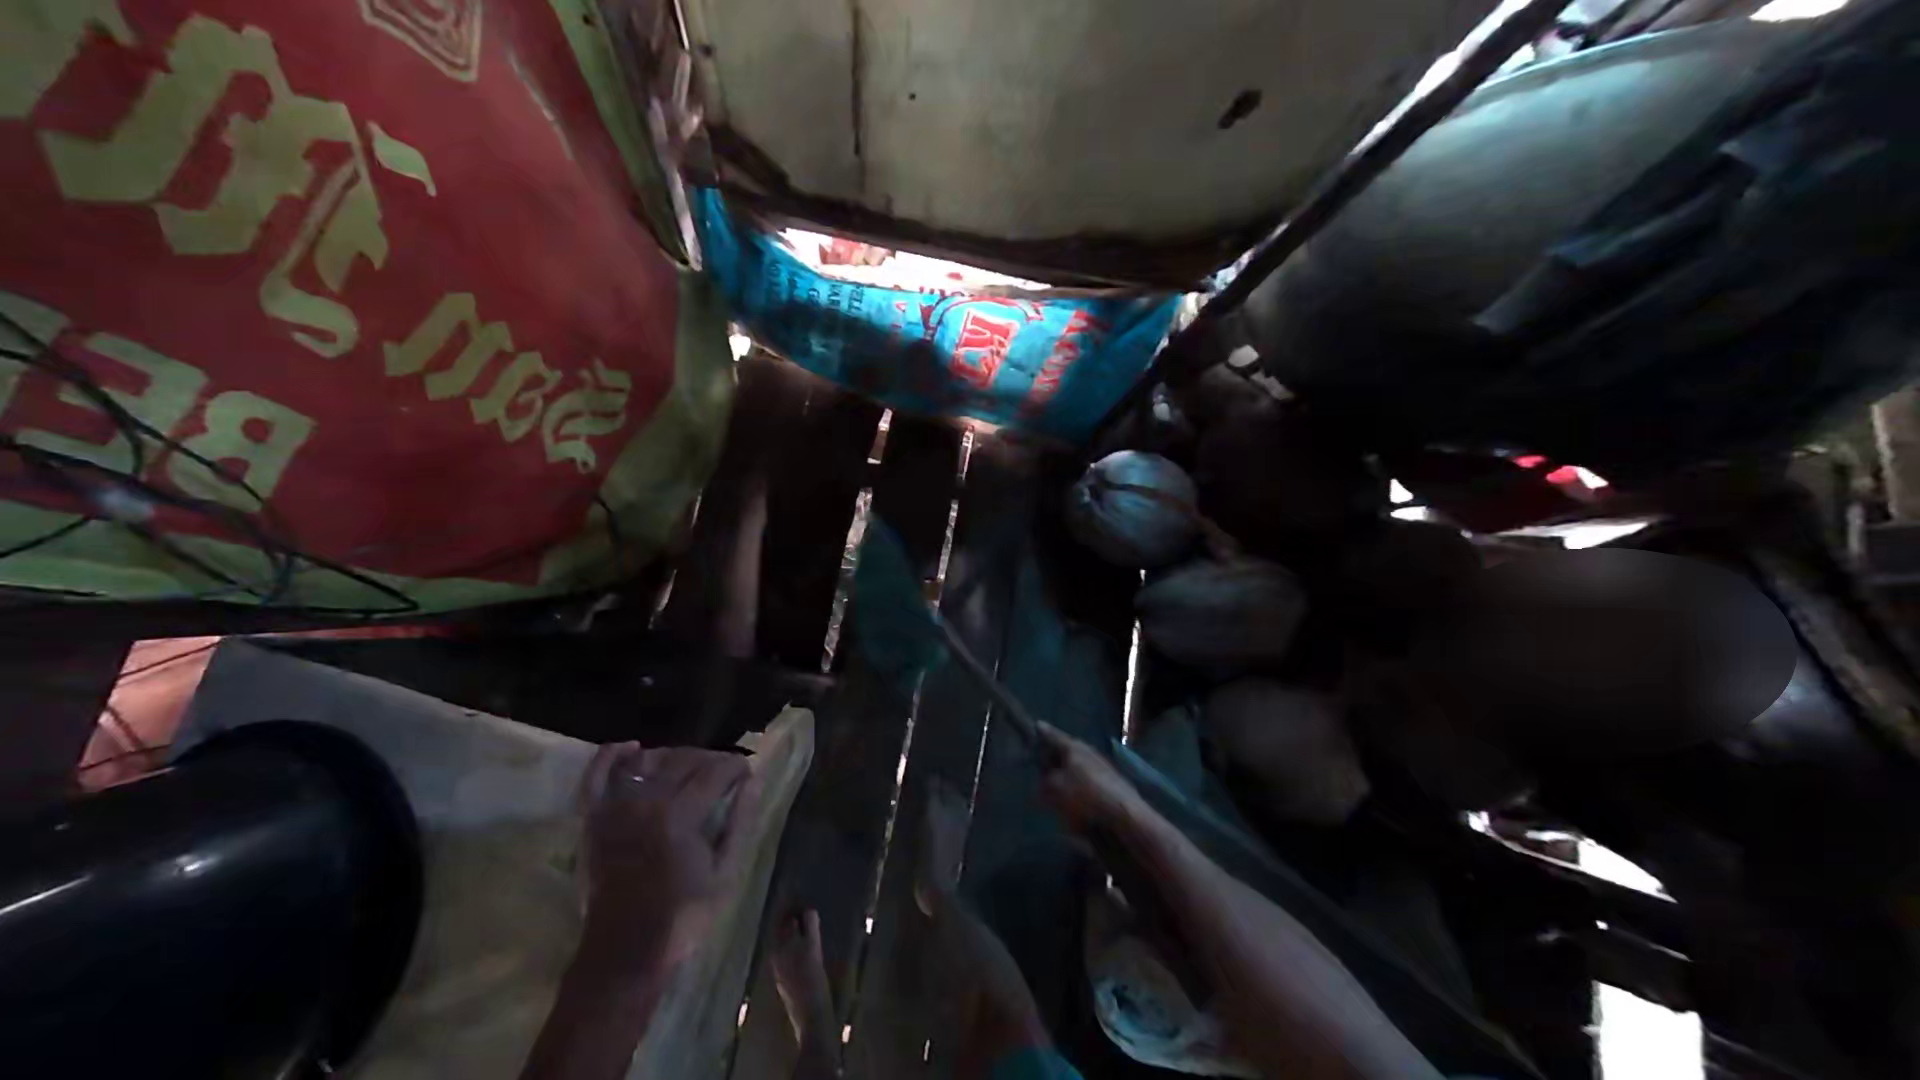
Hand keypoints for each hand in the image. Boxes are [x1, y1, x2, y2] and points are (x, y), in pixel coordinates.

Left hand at [578, 742, 760, 965]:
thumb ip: (741, 821)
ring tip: (692, 768)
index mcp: (680, 817)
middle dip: (711, 759)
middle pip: (684, 759)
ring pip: (648, 760)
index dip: (736, 766)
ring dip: (675, 756)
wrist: (624, 954)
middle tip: (725, 774)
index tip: (746, 772)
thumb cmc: (683, 917)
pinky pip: (596, 777)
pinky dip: (611, 756)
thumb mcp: (726, 872)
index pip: (715, 771)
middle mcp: (645, 803)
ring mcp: (614, 809)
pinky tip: (633, 748)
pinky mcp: (593, 821)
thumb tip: (753, 780)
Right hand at [1037, 722, 1146, 831]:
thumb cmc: (1085, 797)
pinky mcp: (1113, 782)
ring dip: (1069, 772)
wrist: (1125, 814)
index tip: (1037, 725)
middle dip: (1056, 755)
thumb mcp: (1056, 791)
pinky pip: (1090, 779)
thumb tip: (1042, 781)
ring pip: (1079, 764)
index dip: (1044, 732)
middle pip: (1068, 750)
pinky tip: (1078, 797)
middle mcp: (1089, 751)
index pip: (1054, 735)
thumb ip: (1045, 783)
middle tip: (1043, 761)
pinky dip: (1081, 783)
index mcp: (1074, 747)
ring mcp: (1103, 766)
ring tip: (1058, 784)